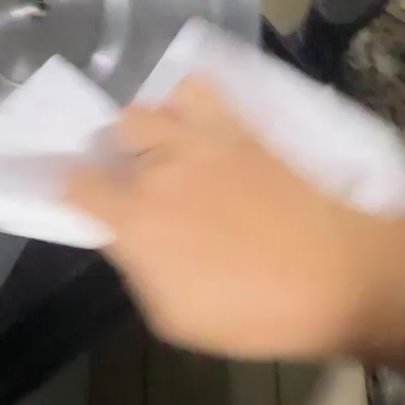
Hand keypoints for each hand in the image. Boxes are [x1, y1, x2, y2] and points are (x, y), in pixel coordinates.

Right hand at [65, 78, 404, 360]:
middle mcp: (159, 168)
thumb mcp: (174, 316)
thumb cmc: (251, 312)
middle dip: (114, 157)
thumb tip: (129, 240)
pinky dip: (187, 101)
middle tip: (133, 182)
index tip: (83, 201)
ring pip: (147, 107)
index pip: (76, 185)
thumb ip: (138, 268)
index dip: (73, 191)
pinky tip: (198, 124)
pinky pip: (198, 88)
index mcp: (135, 220)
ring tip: (164, 150)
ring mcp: (201, 140)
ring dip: (147, 129)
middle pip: (112, 136)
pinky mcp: (239, 127)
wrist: (332, 276)